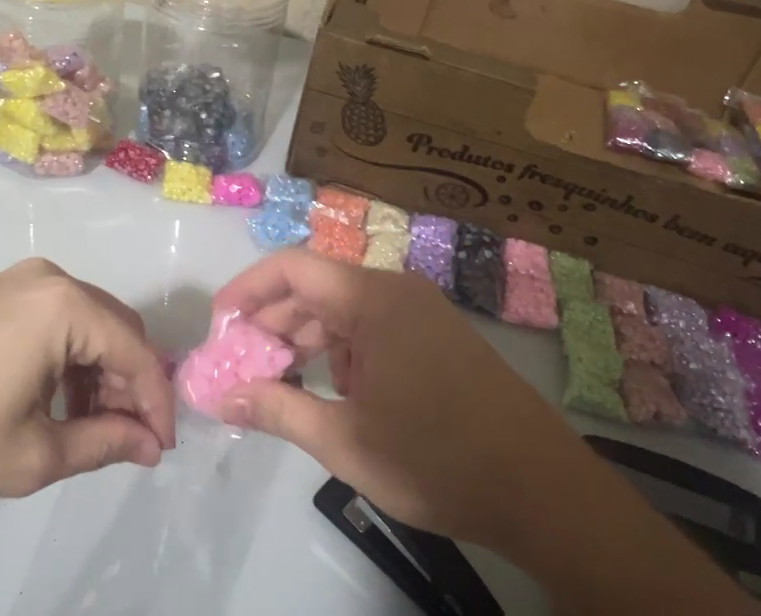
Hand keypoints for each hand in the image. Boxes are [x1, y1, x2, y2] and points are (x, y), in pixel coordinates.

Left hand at [0, 258, 176, 504]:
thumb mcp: (34, 452)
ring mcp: (18, 280)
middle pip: (116, 329)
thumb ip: (105, 443)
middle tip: (130, 438)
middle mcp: (50, 279)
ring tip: (90, 427)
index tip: (161, 448)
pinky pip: (55, 319)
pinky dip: (69, 358)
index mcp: (65, 307)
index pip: (136, 353)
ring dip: (99, 373)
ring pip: (87, 324)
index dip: (156, 404)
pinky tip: (57, 401)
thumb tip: (148, 444)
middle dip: (129, 385)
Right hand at [211, 249, 575, 548]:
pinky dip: (341, 355)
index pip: (292, 269)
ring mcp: (421, 315)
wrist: (543, 490)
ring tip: (278, 389)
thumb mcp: (345, 441)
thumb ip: (278, 409)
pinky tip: (330, 396)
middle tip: (239, 371)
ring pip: (343, 313)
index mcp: (375, 300)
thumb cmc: (437, 459)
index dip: (247, 292)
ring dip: (305, 345)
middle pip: (315, 290)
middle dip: (272, 327)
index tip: (217, 330)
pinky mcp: (436, 340)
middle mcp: (397, 293)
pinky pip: (372, 331)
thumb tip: (220, 396)